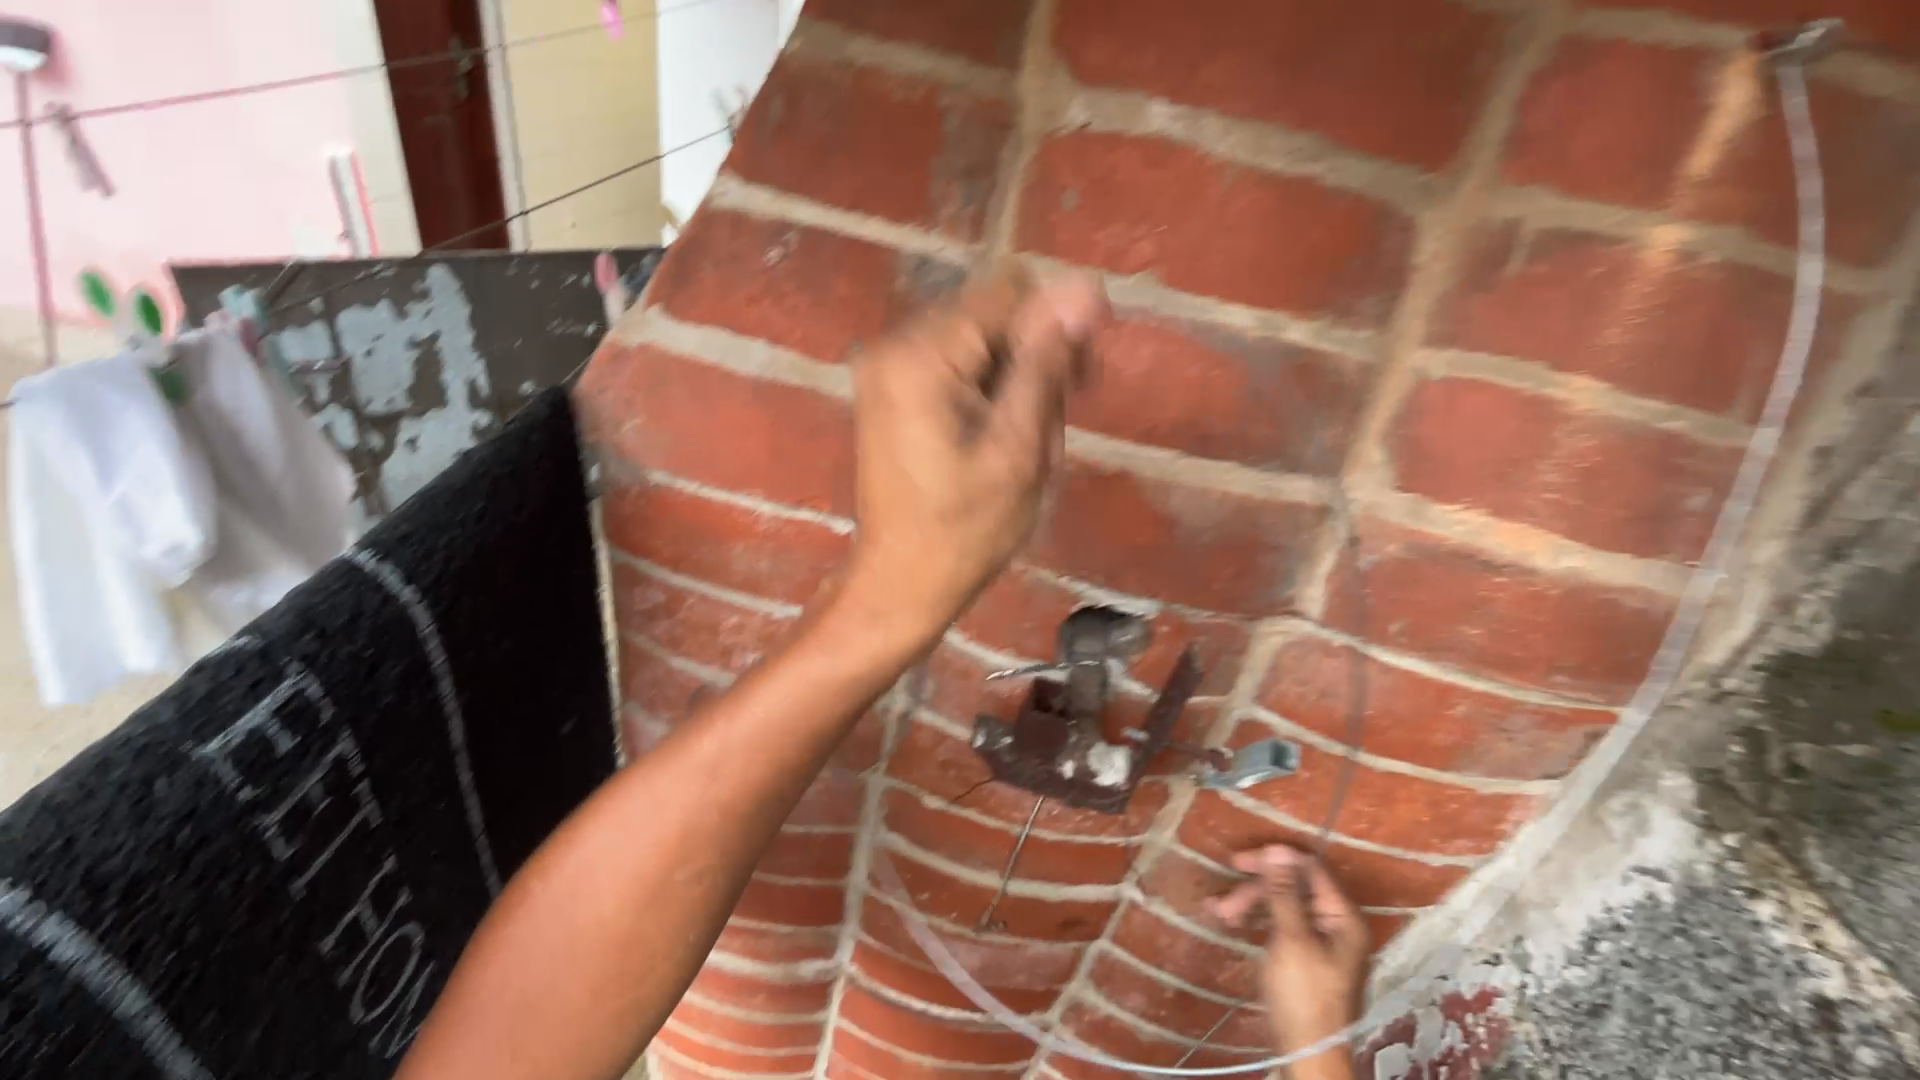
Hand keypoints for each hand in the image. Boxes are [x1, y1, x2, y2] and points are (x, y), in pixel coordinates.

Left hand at [840, 268, 1107, 641]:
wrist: (901, 583)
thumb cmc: (965, 532)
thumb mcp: (1020, 450)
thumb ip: (1046, 366)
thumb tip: (1083, 289)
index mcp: (921, 357)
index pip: (1010, 292)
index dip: (1060, 321)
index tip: (1084, 377)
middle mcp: (895, 346)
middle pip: (993, 313)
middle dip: (1037, 356)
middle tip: (1056, 423)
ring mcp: (888, 367)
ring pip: (981, 340)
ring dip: (1018, 379)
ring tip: (1029, 442)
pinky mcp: (892, 388)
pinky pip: (958, 364)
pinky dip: (990, 390)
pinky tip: (1003, 437)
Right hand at [1209, 845, 1369, 1079]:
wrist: (1308, 1056)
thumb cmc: (1303, 996)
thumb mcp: (1291, 939)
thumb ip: (1283, 892)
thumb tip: (1277, 849)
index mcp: (1343, 918)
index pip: (1311, 870)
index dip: (1276, 861)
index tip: (1240, 862)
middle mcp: (1335, 925)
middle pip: (1293, 889)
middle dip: (1256, 891)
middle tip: (1225, 901)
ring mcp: (1319, 942)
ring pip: (1281, 907)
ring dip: (1250, 906)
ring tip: (1220, 914)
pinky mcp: (1302, 958)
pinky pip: (1278, 927)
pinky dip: (1255, 923)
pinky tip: (1228, 922)